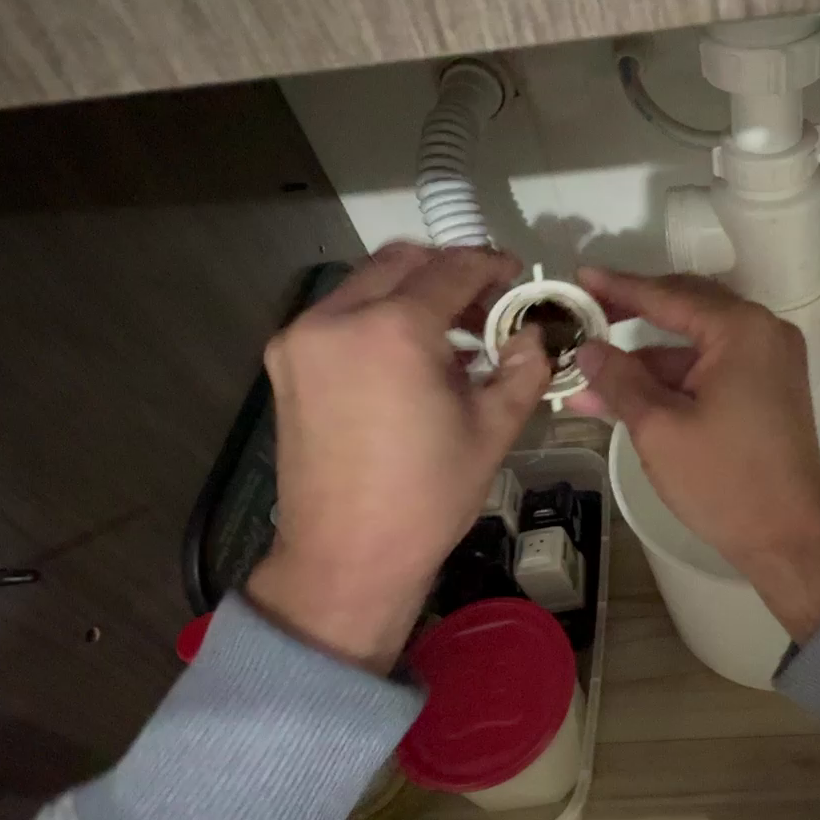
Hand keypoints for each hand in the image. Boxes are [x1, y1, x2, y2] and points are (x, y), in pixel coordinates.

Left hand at [244, 243, 550, 672]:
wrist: (346, 557)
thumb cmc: (429, 495)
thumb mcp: (494, 428)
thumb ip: (524, 367)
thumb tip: (533, 335)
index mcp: (394, 330)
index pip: (452, 270)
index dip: (492, 265)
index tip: (516, 274)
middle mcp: (338, 319)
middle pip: (403, 262)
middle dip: (450, 271)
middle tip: (486, 304)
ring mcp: (302, 339)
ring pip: (367, 283)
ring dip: (413, 292)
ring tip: (452, 334)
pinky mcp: (286, 362)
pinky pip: (342, 314)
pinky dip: (380, 316)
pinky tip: (410, 356)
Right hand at [570, 269, 819, 641]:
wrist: (789, 539)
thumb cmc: (724, 481)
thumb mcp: (658, 427)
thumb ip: (619, 379)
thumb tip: (587, 348)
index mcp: (741, 330)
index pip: (668, 295)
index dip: (619, 287)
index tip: (580, 276)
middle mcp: (762, 332)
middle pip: (685, 308)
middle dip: (631, 315)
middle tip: (585, 314)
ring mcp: (768, 361)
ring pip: (693, 344)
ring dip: (644, 360)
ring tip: (587, 375)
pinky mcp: (766, 388)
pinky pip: (709, 368)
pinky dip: (670, 380)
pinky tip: (624, 397)